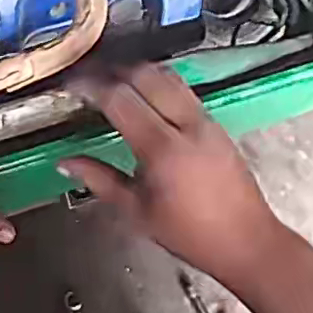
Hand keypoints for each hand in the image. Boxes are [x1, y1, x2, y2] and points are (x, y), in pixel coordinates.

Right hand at [59, 64, 299, 282]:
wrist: (247, 242)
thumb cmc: (189, 233)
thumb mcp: (136, 211)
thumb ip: (98, 179)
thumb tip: (64, 162)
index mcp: (163, 149)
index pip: (120, 99)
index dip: (90, 86)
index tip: (71, 85)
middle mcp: (187, 125)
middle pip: (145, 74)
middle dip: (111, 70)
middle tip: (88, 78)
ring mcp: (206, 120)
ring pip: (167, 75)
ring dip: (136, 71)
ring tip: (111, 80)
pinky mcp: (216, 123)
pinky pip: (182, 88)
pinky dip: (156, 82)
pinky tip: (142, 94)